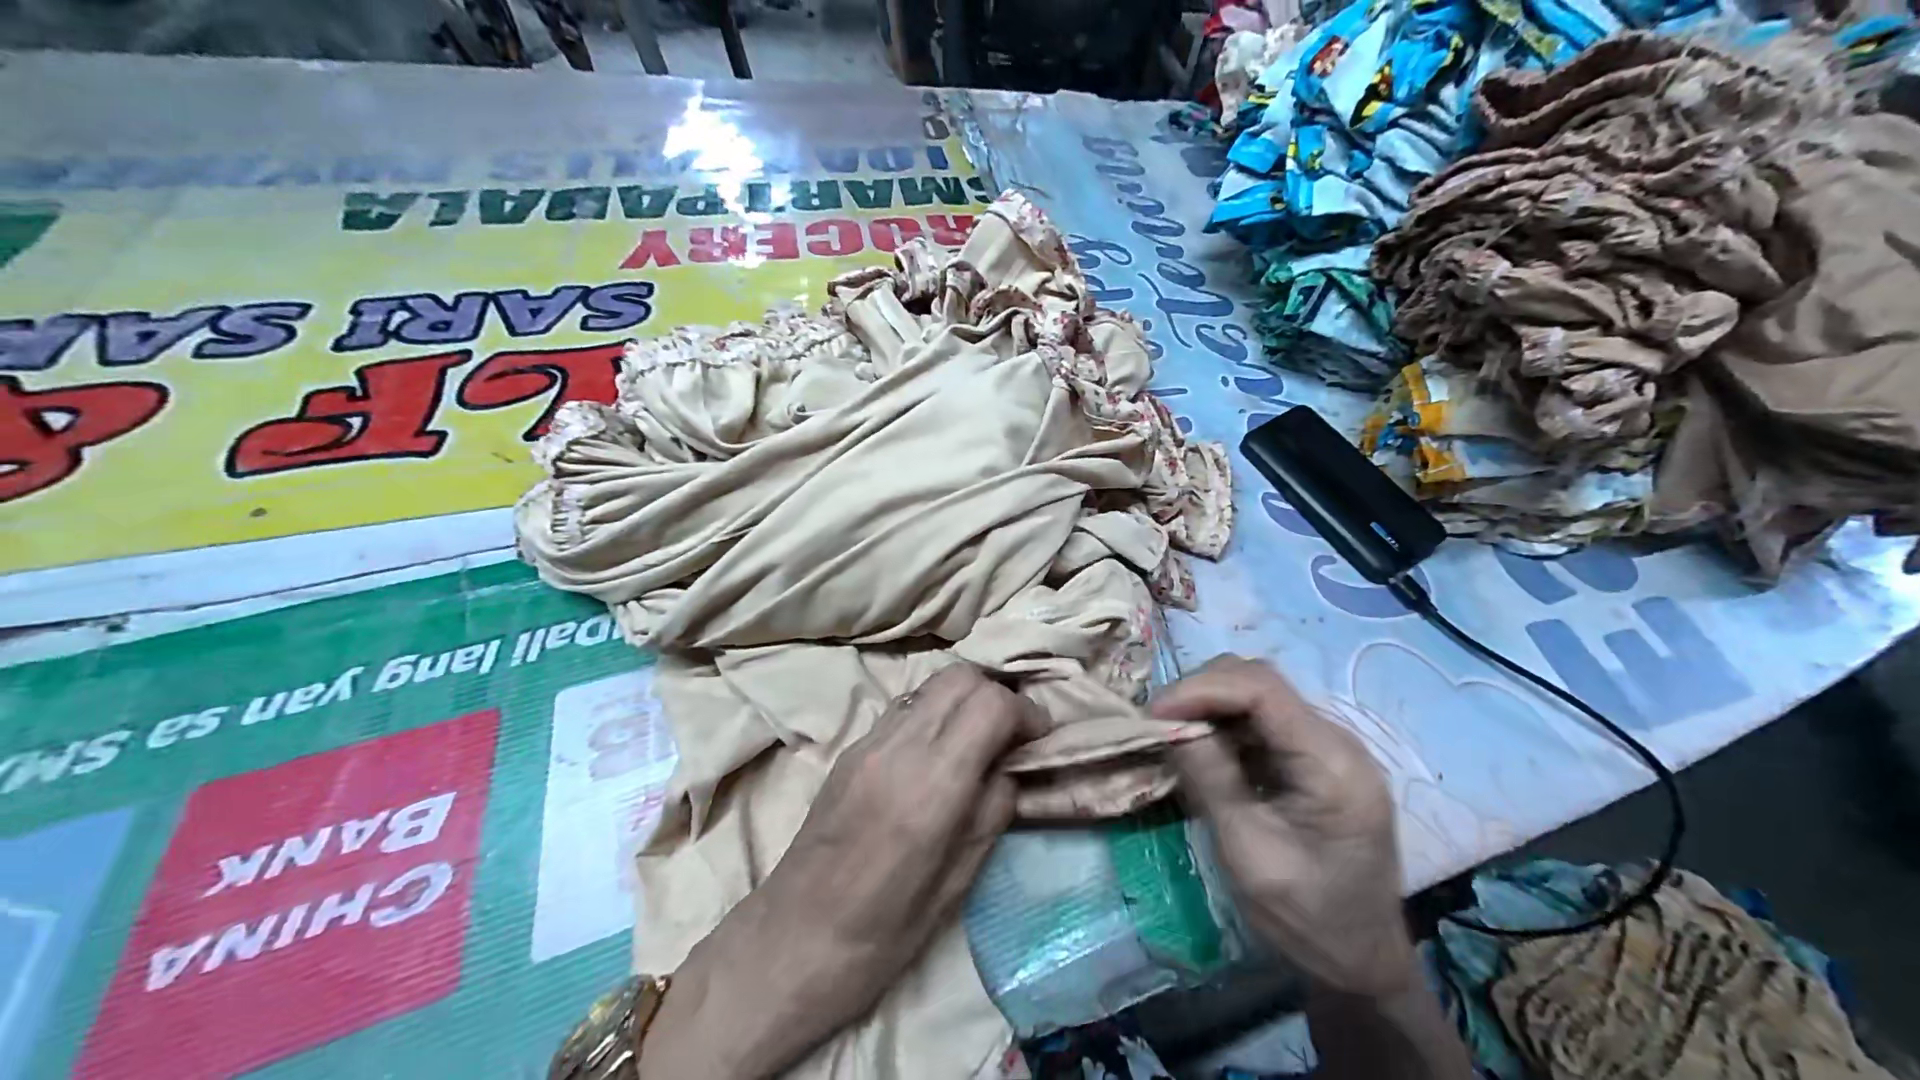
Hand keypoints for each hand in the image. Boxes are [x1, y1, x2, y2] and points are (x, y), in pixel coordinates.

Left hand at [642, 664, 1038, 1078]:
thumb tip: (1010, 768)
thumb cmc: (883, 933)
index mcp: (931, 786)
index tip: (1037, 740)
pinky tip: (939, 753)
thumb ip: (992, 811)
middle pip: (960, 677)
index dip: (1025, 713)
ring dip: (964, 700)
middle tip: (1012, 735)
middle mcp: (898, 748)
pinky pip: (905, 708)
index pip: (990, 704)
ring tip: (979, 740)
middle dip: (997, 694)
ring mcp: (867, 743)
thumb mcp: (957, 882)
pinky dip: (935, 713)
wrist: (793, 941)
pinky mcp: (849, 749)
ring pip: (931, 684)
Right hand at [1157, 656, 1416, 997]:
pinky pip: (1262, 720)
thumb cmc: (1305, 917)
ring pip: (1257, 693)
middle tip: (1158, 723)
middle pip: (1259, 680)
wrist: (1360, 964)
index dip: (1201, 688)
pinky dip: (1224, 724)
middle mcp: (1337, 740)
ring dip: (1209, 704)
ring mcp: (1328, 747)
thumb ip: (1209, 777)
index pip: (1262, 688)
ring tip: (1172, 732)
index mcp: (1332, 763)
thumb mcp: (1246, 849)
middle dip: (1201, 691)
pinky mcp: (1314, 759)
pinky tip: (1201, 746)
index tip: (1155, 714)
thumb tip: (1168, 722)